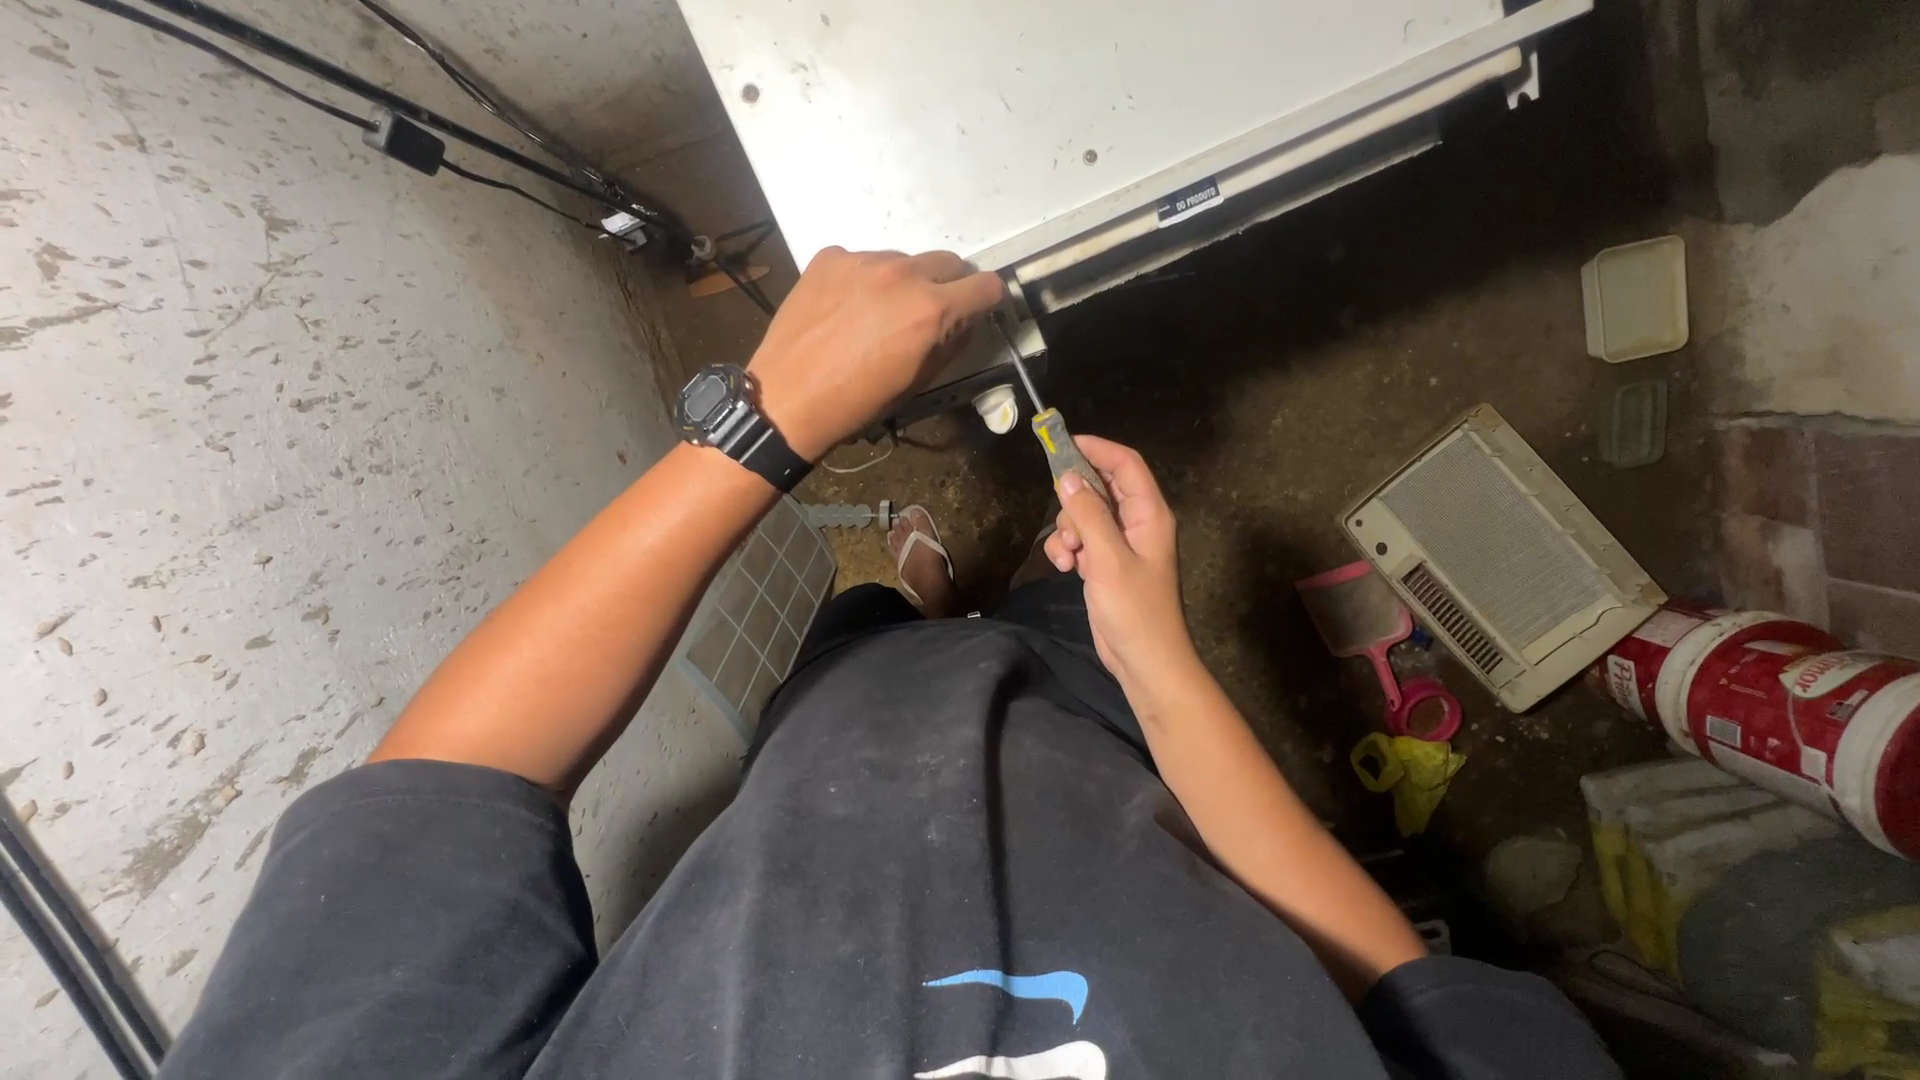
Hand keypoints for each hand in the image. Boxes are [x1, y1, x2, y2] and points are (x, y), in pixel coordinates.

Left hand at [748, 247, 1004, 459]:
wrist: (788, 400)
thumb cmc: (858, 403)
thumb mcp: (918, 382)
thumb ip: (950, 343)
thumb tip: (964, 321)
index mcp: (931, 310)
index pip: (986, 285)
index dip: (985, 300)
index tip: (974, 311)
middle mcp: (902, 274)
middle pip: (948, 262)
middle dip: (948, 286)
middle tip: (927, 314)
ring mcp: (863, 260)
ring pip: (903, 260)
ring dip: (903, 282)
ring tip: (877, 314)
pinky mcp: (829, 257)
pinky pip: (862, 260)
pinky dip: (863, 279)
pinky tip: (845, 309)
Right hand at [1044, 435, 1196, 686]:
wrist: (1144, 660)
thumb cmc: (1135, 609)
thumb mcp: (1108, 559)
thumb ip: (1089, 515)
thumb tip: (1068, 477)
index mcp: (1150, 514)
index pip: (1126, 464)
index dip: (1097, 448)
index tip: (1062, 443)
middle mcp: (1137, 523)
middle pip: (1101, 487)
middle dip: (1075, 500)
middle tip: (1063, 518)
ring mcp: (1121, 544)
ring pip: (1085, 514)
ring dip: (1068, 530)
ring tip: (1068, 555)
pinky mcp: (1106, 563)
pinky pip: (1082, 540)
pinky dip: (1068, 549)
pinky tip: (1064, 568)